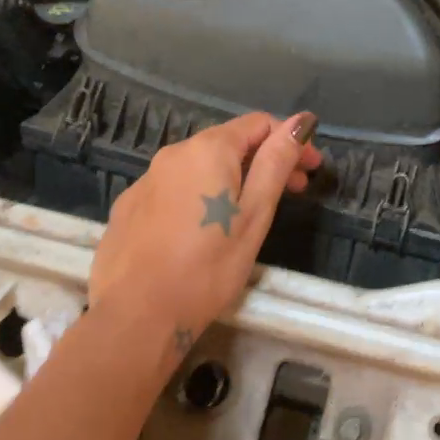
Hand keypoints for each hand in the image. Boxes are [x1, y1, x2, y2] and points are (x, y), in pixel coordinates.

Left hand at [91, 111, 321, 351]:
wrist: (135, 317)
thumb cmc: (207, 267)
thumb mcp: (254, 214)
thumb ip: (276, 163)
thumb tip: (301, 121)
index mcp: (208, 150)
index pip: (259, 123)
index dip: (291, 141)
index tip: (310, 172)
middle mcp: (173, 154)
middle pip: (229, 142)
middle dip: (265, 160)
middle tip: (293, 192)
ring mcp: (146, 181)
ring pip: (200, 167)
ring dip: (233, 179)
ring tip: (250, 214)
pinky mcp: (128, 209)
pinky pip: (175, 189)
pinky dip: (200, 196)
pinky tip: (205, 231)